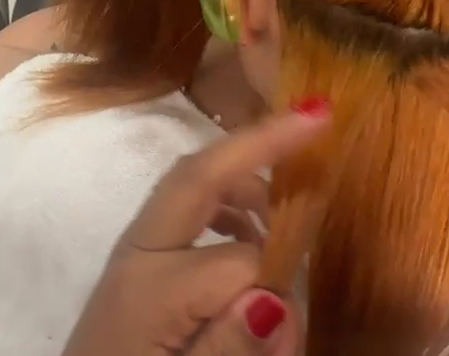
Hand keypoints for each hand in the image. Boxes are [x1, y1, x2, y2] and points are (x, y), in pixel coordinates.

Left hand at [60, 99, 330, 355]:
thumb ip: (230, 347)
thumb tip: (276, 298)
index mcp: (149, 287)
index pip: (236, 260)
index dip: (278, 276)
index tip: (301, 303)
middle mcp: (137, 251)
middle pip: (197, 175)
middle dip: (256, 140)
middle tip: (316, 116)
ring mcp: (132, 250)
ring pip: (189, 182)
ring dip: (240, 172)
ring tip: (288, 196)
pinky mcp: (135, 259)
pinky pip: (184, 207)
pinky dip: (223, 199)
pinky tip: (250, 229)